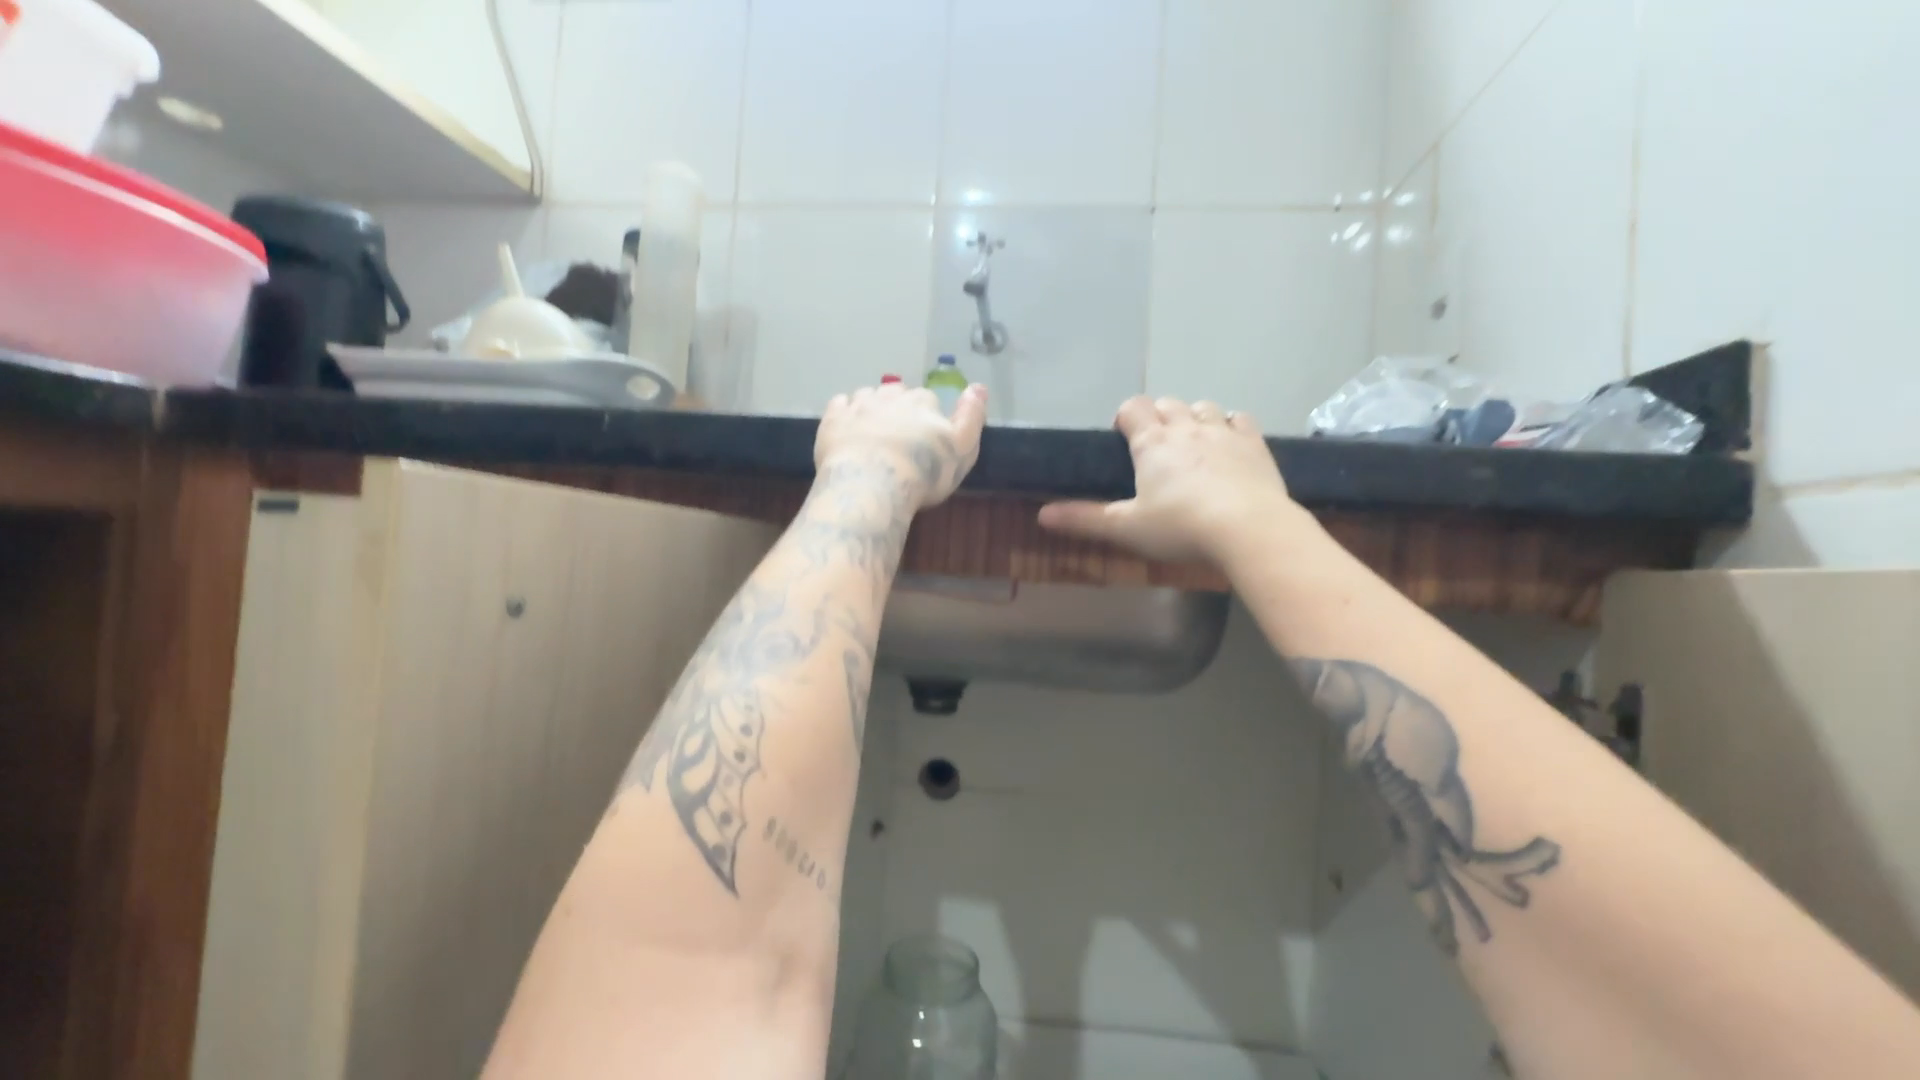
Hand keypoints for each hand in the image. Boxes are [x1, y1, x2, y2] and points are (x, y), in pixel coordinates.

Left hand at [815, 382, 988, 508]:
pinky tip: (847, 429)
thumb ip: (972, 417)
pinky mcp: (833, 420)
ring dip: (871, 408)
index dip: (926, 417)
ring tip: (872, 432)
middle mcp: (890, 396)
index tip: (925, 437)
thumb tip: (979, 386)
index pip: (927, 399)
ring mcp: (858, 405)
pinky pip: (839, 405)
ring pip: (867, 396)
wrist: (872, 487)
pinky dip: (844, 413)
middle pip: (896, 393)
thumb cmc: (923, 473)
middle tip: (898, 436)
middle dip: (898, 408)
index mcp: (922, 402)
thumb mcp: (963, 449)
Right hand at [1038, 396, 1304, 565]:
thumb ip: (1085, 518)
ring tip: (1190, 441)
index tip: (1122, 436)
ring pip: (1203, 407)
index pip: (1133, 408)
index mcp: (1152, 443)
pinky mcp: (1255, 443)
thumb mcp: (1126, 528)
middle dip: (1157, 416)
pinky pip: (1240, 419)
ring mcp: (1224, 432)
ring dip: (1193, 417)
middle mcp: (1186, 427)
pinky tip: (1228, 441)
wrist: (1249, 529)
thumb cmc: (1180, 527)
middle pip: (1167, 404)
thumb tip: (1042, 514)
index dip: (1125, 417)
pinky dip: (1230, 424)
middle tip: (1154, 446)